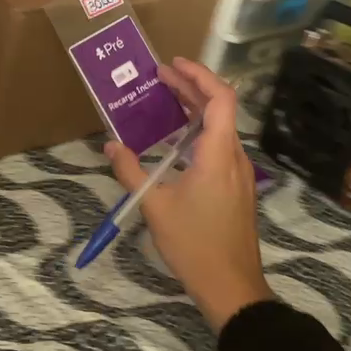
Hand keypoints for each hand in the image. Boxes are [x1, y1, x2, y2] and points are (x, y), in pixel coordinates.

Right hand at [105, 58, 273, 331]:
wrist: (231, 286)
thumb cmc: (193, 243)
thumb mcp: (155, 206)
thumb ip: (131, 171)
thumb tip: (111, 145)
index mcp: (218, 153)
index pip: (220, 98)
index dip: (199, 75)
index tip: (173, 65)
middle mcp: (234, 157)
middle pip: (220, 109)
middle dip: (191, 88)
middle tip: (160, 77)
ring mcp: (239, 173)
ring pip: (221, 128)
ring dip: (196, 110)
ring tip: (165, 102)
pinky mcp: (236, 188)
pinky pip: (220, 147)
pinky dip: (199, 132)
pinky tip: (176, 142)